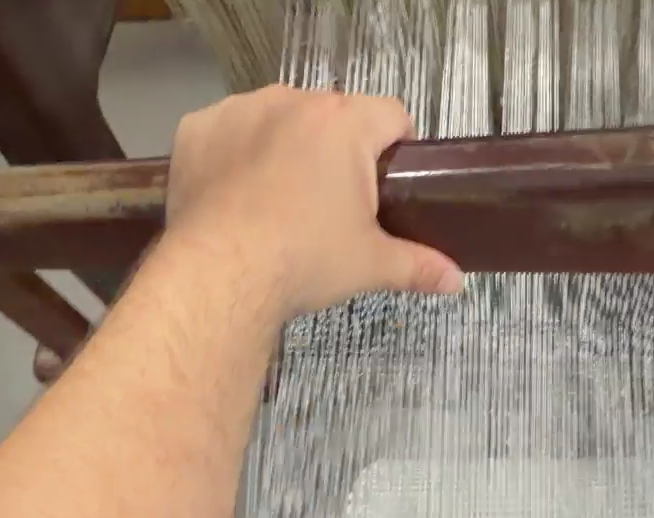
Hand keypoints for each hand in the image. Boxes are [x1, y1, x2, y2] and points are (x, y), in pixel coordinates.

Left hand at [163, 86, 463, 319]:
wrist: (222, 275)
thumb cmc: (305, 261)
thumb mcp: (372, 266)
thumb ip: (419, 266)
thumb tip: (455, 280)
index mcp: (344, 125)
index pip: (392, 115)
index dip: (399, 150)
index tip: (390, 188)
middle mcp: (291, 101)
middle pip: (333, 119)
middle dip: (339, 156)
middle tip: (336, 212)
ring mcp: (239, 111)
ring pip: (279, 123)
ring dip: (287, 152)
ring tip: (282, 208)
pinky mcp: (198, 130)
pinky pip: (229, 135)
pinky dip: (237, 161)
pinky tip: (239, 201)